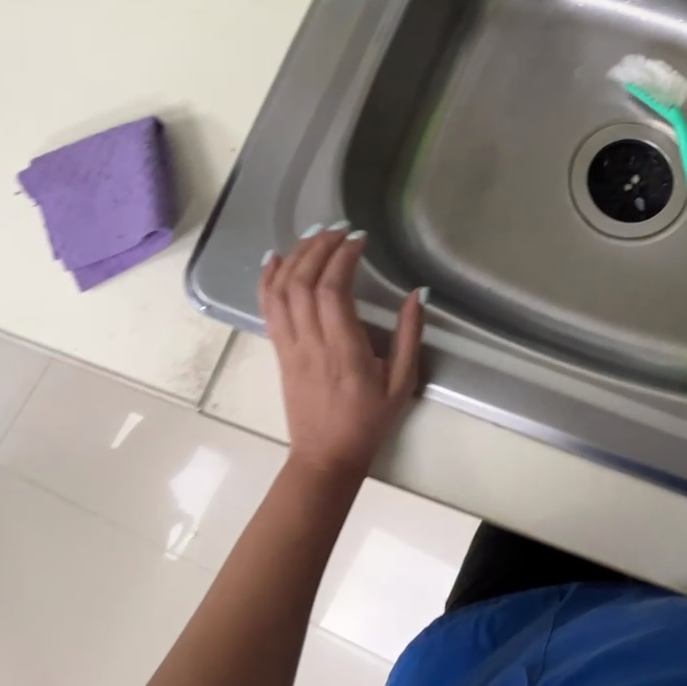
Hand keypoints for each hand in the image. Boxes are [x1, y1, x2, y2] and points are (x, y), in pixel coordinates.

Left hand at [257, 225, 425, 477]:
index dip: (343, 258)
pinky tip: (277, 258)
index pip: (334, 291)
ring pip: (281, 291)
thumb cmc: (369, 420)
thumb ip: (409, 336)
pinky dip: (269, 279)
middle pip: (303, 283)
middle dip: (319, 247)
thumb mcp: (402, 382)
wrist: (326, 456)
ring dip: (296, 257)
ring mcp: (290, 347)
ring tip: (316, 235)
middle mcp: (311, 343)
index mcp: (344, 350)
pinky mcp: (280, 352)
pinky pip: (268, 309)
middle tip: (340, 229)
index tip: (360, 239)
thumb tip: (418, 294)